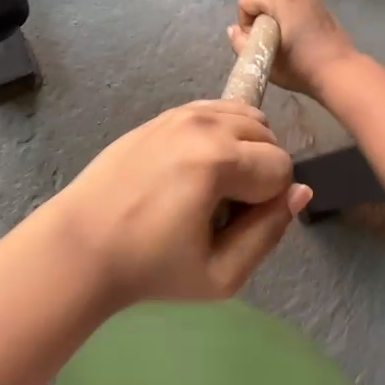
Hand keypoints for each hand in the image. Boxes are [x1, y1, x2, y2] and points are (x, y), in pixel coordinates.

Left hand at [45, 101, 312, 306]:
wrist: (83, 245)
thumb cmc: (152, 267)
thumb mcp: (221, 275)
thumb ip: (269, 232)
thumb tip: (300, 192)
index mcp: (218, 160)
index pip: (282, 166)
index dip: (272, 202)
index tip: (239, 226)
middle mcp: (203, 124)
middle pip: (266, 134)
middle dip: (261, 170)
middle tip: (227, 209)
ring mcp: (180, 112)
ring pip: (243, 115)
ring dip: (244, 147)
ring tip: (214, 186)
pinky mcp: (163, 114)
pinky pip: (214, 110)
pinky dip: (221, 132)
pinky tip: (197, 168)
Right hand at [227, 0, 365, 98]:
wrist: (338, 70)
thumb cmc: (300, 67)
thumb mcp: (263, 60)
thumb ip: (241, 43)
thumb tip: (233, 30)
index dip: (245, 21)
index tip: (256, 39)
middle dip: (254, 6)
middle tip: (262, 31)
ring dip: (267, 1)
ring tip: (274, 26)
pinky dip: (282, 1)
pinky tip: (288, 23)